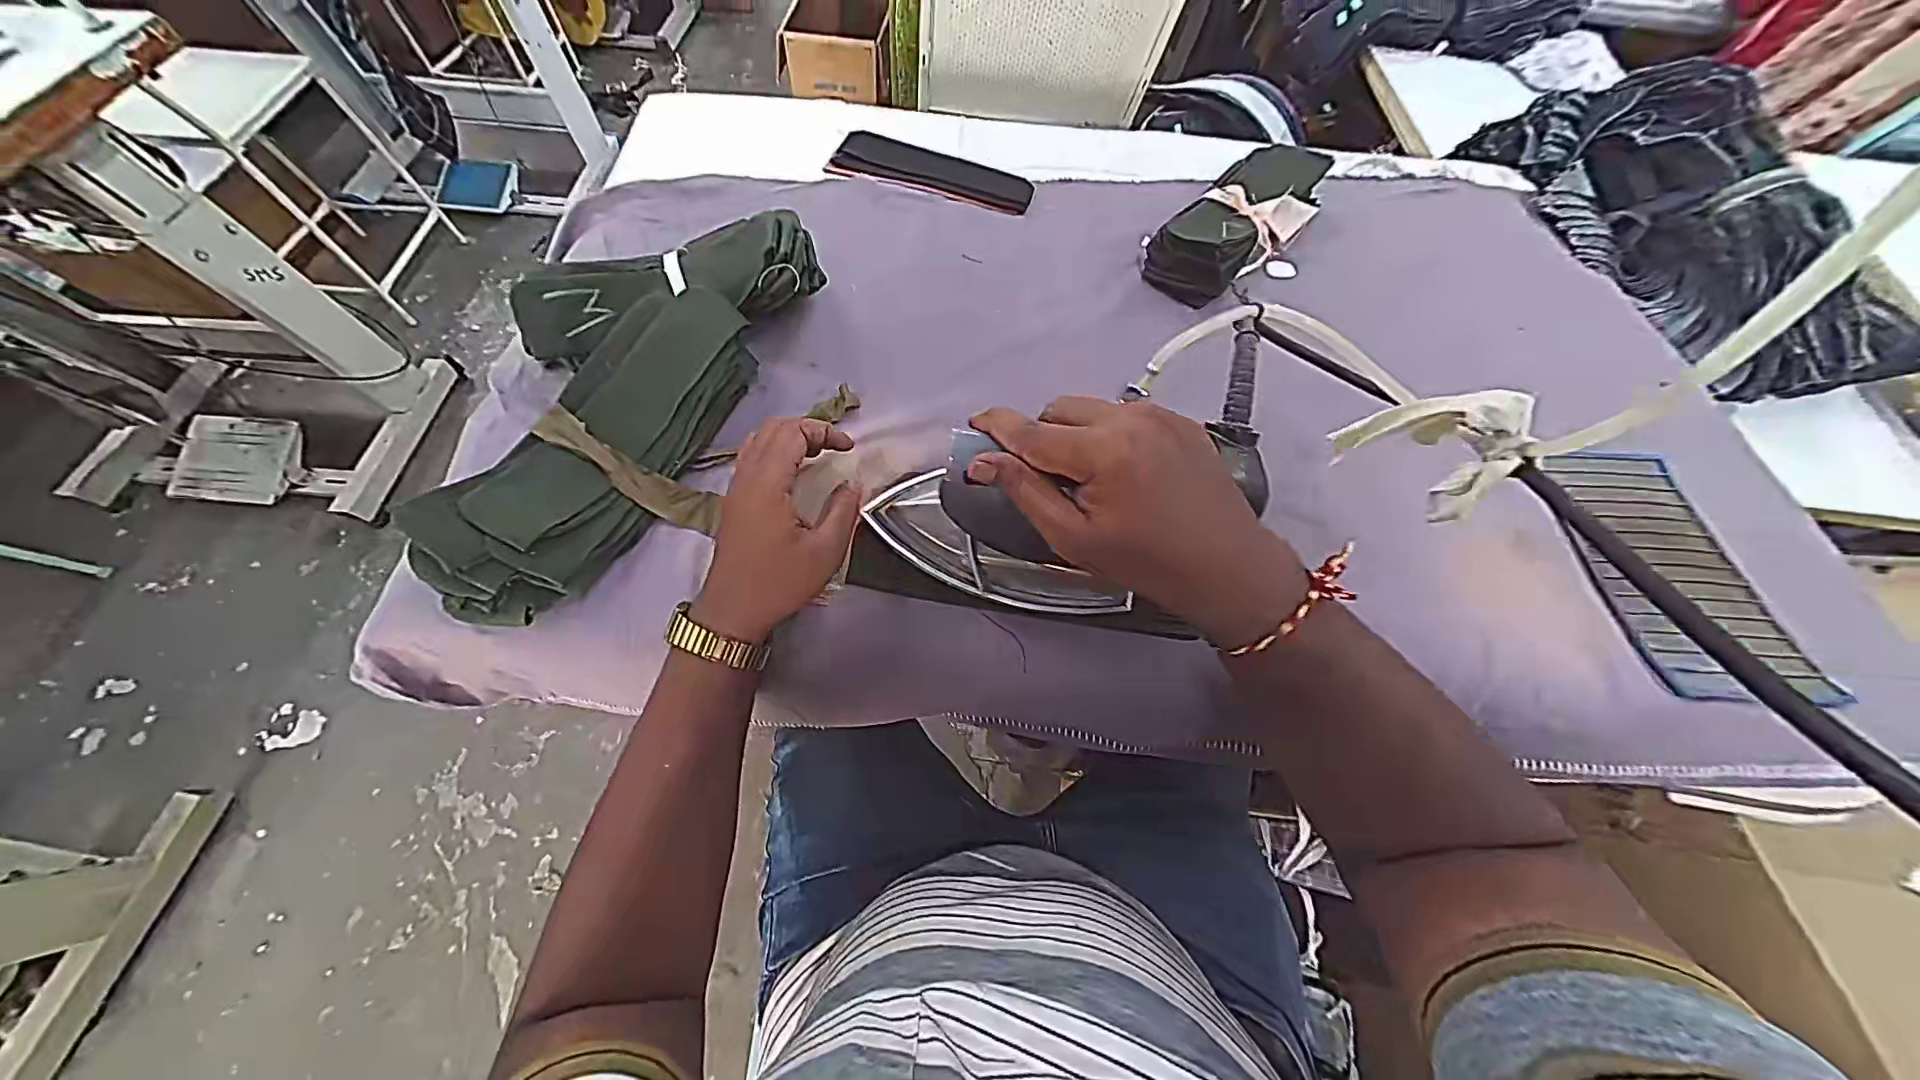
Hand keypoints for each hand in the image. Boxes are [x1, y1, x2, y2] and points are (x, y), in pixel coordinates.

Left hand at [693, 417, 860, 642]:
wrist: (733, 611)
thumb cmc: (779, 583)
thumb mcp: (825, 552)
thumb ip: (843, 511)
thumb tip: (852, 484)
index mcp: (767, 484)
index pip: (792, 433)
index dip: (824, 432)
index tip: (849, 448)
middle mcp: (746, 478)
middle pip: (773, 430)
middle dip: (808, 430)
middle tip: (835, 448)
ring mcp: (735, 489)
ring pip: (759, 441)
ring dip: (790, 439)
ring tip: (818, 455)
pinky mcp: (733, 501)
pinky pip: (752, 458)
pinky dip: (776, 452)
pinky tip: (794, 474)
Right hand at [968, 397, 1307, 646]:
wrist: (1226, 566)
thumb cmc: (1149, 562)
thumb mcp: (1073, 538)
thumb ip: (1025, 491)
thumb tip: (986, 462)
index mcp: (1104, 451)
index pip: (1031, 430)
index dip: (996, 428)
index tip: (976, 426)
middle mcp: (1132, 420)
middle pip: (1058, 409)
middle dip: (1040, 437)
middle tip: (1046, 480)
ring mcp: (1160, 416)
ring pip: (1091, 408)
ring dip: (1074, 434)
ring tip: (1089, 480)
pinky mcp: (1179, 421)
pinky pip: (1124, 414)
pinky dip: (1107, 434)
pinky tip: (1120, 473)